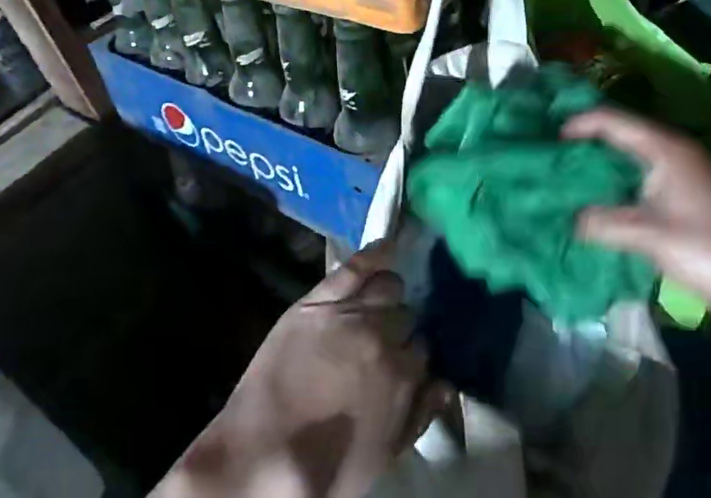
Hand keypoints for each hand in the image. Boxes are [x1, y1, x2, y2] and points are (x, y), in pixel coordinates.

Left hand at [159, 242, 448, 497]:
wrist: (264, 454)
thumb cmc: (327, 463)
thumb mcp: (385, 452)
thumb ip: (420, 414)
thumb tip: (446, 383)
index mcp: (403, 374)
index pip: (423, 348)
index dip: (411, 354)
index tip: (401, 360)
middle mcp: (383, 336)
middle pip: (407, 315)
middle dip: (399, 326)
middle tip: (384, 338)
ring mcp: (350, 313)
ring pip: (388, 286)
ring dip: (389, 294)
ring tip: (378, 302)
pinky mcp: (318, 300)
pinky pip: (355, 266)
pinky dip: (374, 254)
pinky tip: (386, 248)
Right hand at [565, 107, 710, 326]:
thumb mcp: (650, 236)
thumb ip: (604, 223)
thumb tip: (568, 219)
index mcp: (665, 148)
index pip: (613, 120)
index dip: (579, 123)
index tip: (548, 140)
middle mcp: (673, 152)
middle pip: (620, 134)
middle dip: (586, 142)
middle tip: (550, 155)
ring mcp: (681, 174)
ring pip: (630, 158)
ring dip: (601, 165)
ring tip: (566, 177)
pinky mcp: (685, 197)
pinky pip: (641, 179)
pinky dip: (617, 184)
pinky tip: (598, 202)